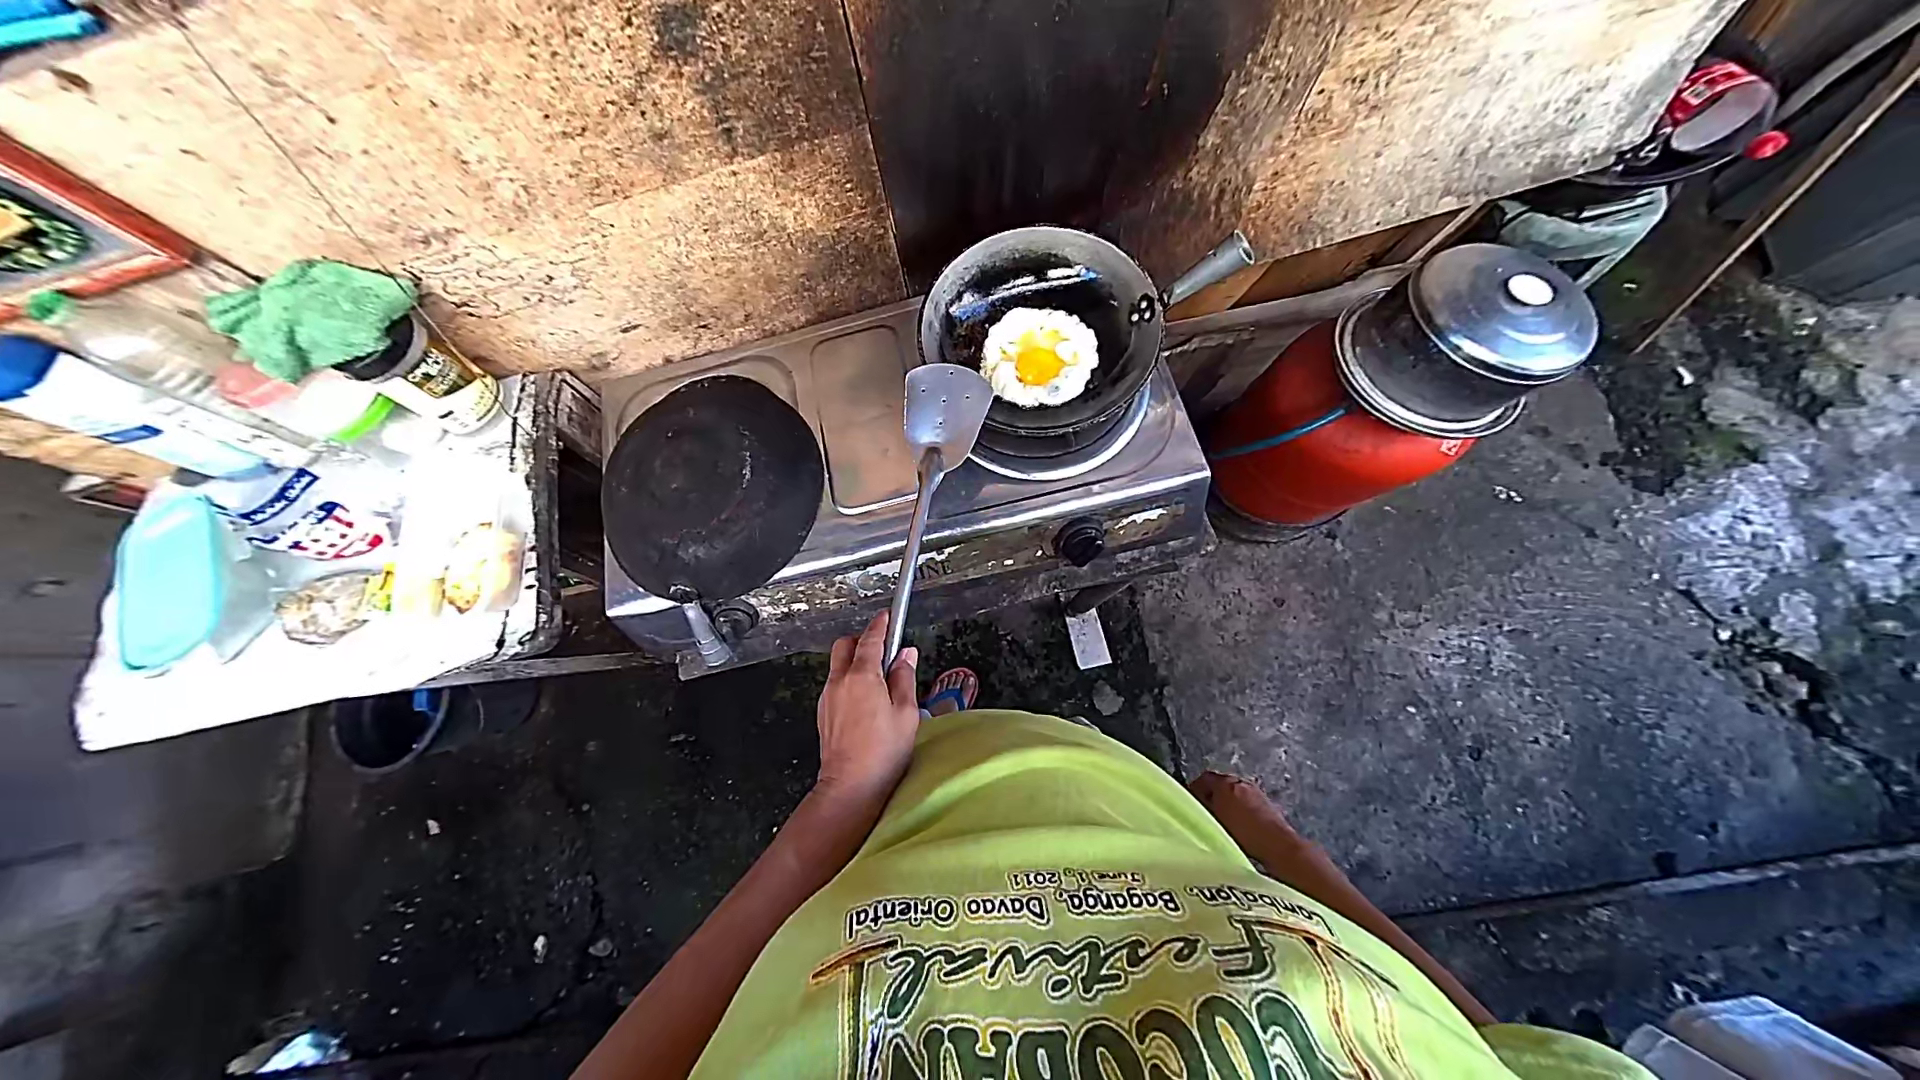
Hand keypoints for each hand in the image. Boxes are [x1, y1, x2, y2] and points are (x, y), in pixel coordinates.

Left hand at [816, 612, 919, 799]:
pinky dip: (849, 681)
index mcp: (862, 676)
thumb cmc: (882, 751)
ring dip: (855, 662)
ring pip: (838, 665)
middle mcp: (840, 681)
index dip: (880, 625)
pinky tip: (866, 700)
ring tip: (879, 680)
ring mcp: (828, 696)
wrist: (850, 785)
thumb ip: (904, 678)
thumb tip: (906, 656)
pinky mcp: (823, 712)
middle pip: (845, 645)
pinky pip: (836, 684)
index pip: (870, 639)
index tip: (887, 617)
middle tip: (883, 650)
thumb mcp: (906, 712)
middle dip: (862, 641)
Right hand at [1189, 770, 1309, 851]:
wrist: (1278, 845)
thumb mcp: (1214, 820)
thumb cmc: (1244, 833)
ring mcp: (1256, 792)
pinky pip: (1247, 802)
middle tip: (1205, 810)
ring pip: (1235, 793)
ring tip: (1222, 819)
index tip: (1191, 800)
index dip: (1195, 789)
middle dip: (1212, 795)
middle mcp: (1241, 782)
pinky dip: (1241, 809)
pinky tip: (1240, 825)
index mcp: (1225, 783)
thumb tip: (1196, 805)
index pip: (1204, 778)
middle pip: (1220, 784)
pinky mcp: (1267, 804)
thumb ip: (1203, 808)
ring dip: (1227, 802)